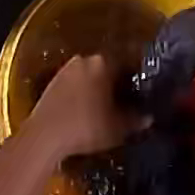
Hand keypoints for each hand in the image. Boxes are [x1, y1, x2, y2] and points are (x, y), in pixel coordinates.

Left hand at [25, 54, 140, 158]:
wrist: (46, 135)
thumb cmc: (87, 126)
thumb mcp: (117, 128)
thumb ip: (135, 121)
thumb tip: (149, 117)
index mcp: (104, 63)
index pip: (124, 67)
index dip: (131, 83)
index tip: (135, 97)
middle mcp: (85, 59)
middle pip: (104, 70)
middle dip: (111, 85)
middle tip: (118, 104)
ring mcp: (65, 69)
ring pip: (87, 77)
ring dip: (93, 90)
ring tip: (99, 111)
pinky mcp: (51, 82)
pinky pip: (72, 86)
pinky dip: (78, 96)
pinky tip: (81, 113)